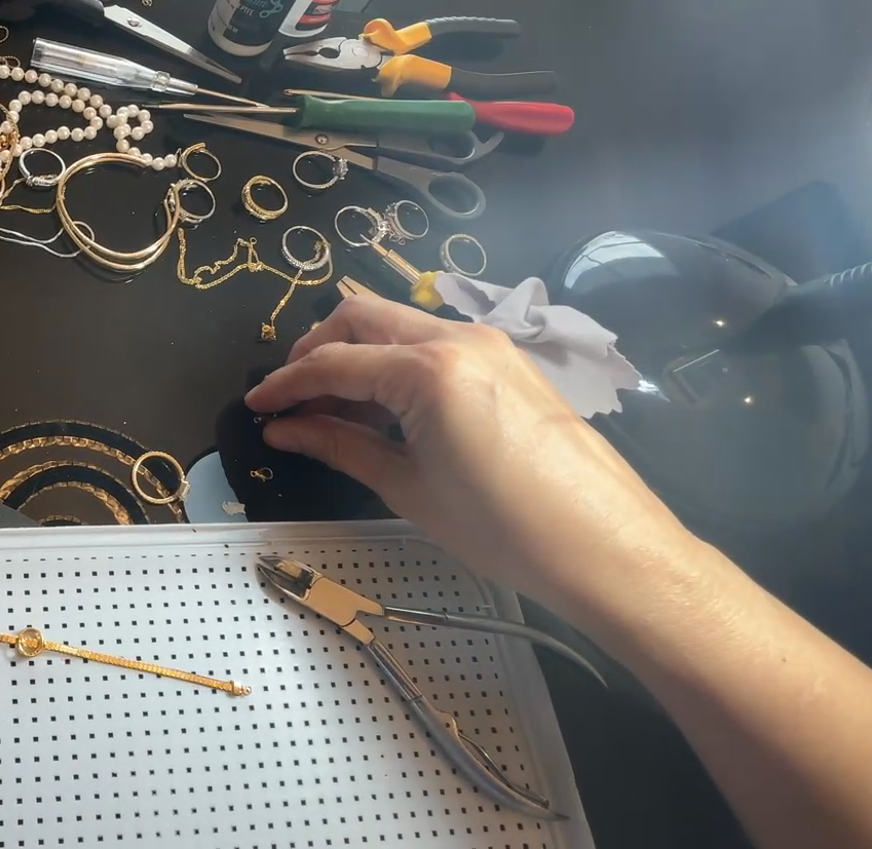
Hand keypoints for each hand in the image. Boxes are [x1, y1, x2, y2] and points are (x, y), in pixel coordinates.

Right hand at [246, 295, 696, 621]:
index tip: (255, 406)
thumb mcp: (406, 487)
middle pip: (359, 317)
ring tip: (331, 410)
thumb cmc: (502, 528)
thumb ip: (336, 445)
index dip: (285, 384)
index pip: (333, 362)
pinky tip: (381, 408)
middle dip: (314, 351)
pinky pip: (428, 343)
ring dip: (353, 355)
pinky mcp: (506, 359)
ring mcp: (488, 343)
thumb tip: (280, 429)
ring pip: (394, 323)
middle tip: (291, 397)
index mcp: (427, 369)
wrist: (616, 554)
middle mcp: (456, 337)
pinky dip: (391, 363)